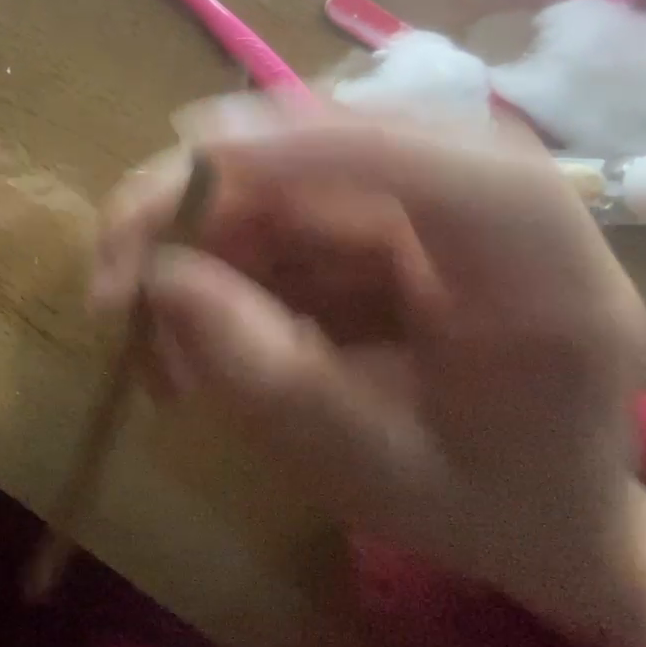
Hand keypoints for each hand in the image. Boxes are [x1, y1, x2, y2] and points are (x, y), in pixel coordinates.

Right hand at [91, 102, 645, 646]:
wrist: (520, 503)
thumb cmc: (461, 498)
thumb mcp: (356, 459)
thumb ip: (258, 370)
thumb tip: (152, 275)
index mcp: (536, 284)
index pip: (447, 167)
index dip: (315, 143)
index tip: (192, 149)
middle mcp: (472, 215)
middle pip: (311, 148)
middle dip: (186, 200)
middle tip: (109, 278)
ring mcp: (406, 204)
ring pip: (257, 172)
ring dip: (173, 241)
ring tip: (139, 331)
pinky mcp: (357, 210)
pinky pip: (244, 204)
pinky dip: (190, 255)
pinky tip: (172, 319)